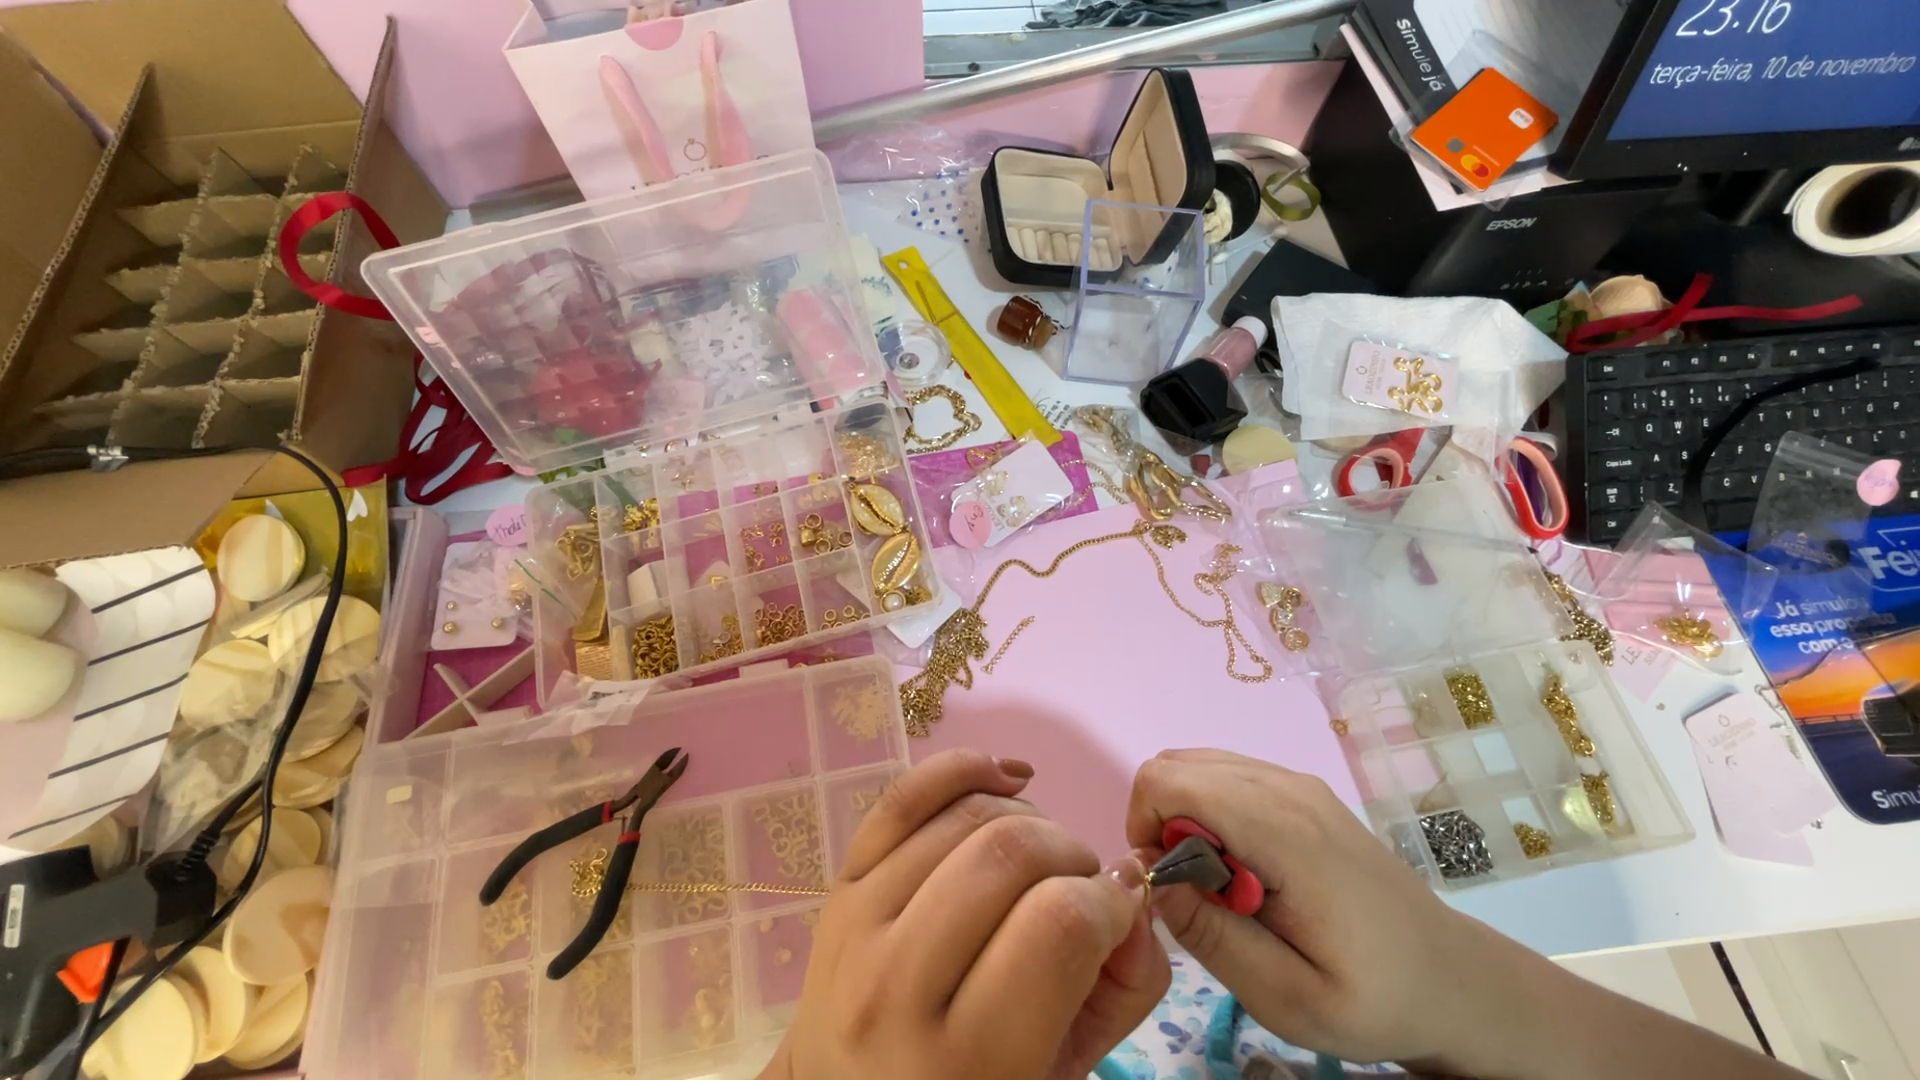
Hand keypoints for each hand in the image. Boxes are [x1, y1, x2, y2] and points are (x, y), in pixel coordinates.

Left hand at [764, 749, 1168, 1079]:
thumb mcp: (1065, 1069)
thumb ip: (1123, 987)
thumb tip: (1130, 890)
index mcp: (964, 1059)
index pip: (1058, 924)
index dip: (1107, 904)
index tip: (1115, 912)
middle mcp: (896, 985)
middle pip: (1009, 855)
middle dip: (1069, 852)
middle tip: (1079, 883)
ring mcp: (857, 923)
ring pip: (964, 817)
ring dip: (1027, 817)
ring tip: (1040, 853)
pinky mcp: (840, 883)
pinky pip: (903, 798)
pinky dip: (964, 769)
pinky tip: (1005, 778)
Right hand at [1128, 749, 1533, 1071]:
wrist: (1452, 980)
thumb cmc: (1373, 998)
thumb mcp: (1286, 997)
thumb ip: (1210, 935)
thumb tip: (1149, 878)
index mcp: (1282, 830)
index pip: (1168, 782)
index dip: (1144, 830)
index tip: (1166, 890)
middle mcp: (1285, 786)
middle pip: (1174, 766)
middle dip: (1157, 824)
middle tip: (1188, 892)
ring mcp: (1296, 782)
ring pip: (1195, 766)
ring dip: (1180, 818)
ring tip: (1213, 884)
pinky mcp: (1300, 790)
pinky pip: (1223, 776)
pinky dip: (1205, 811)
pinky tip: (1236, 867)